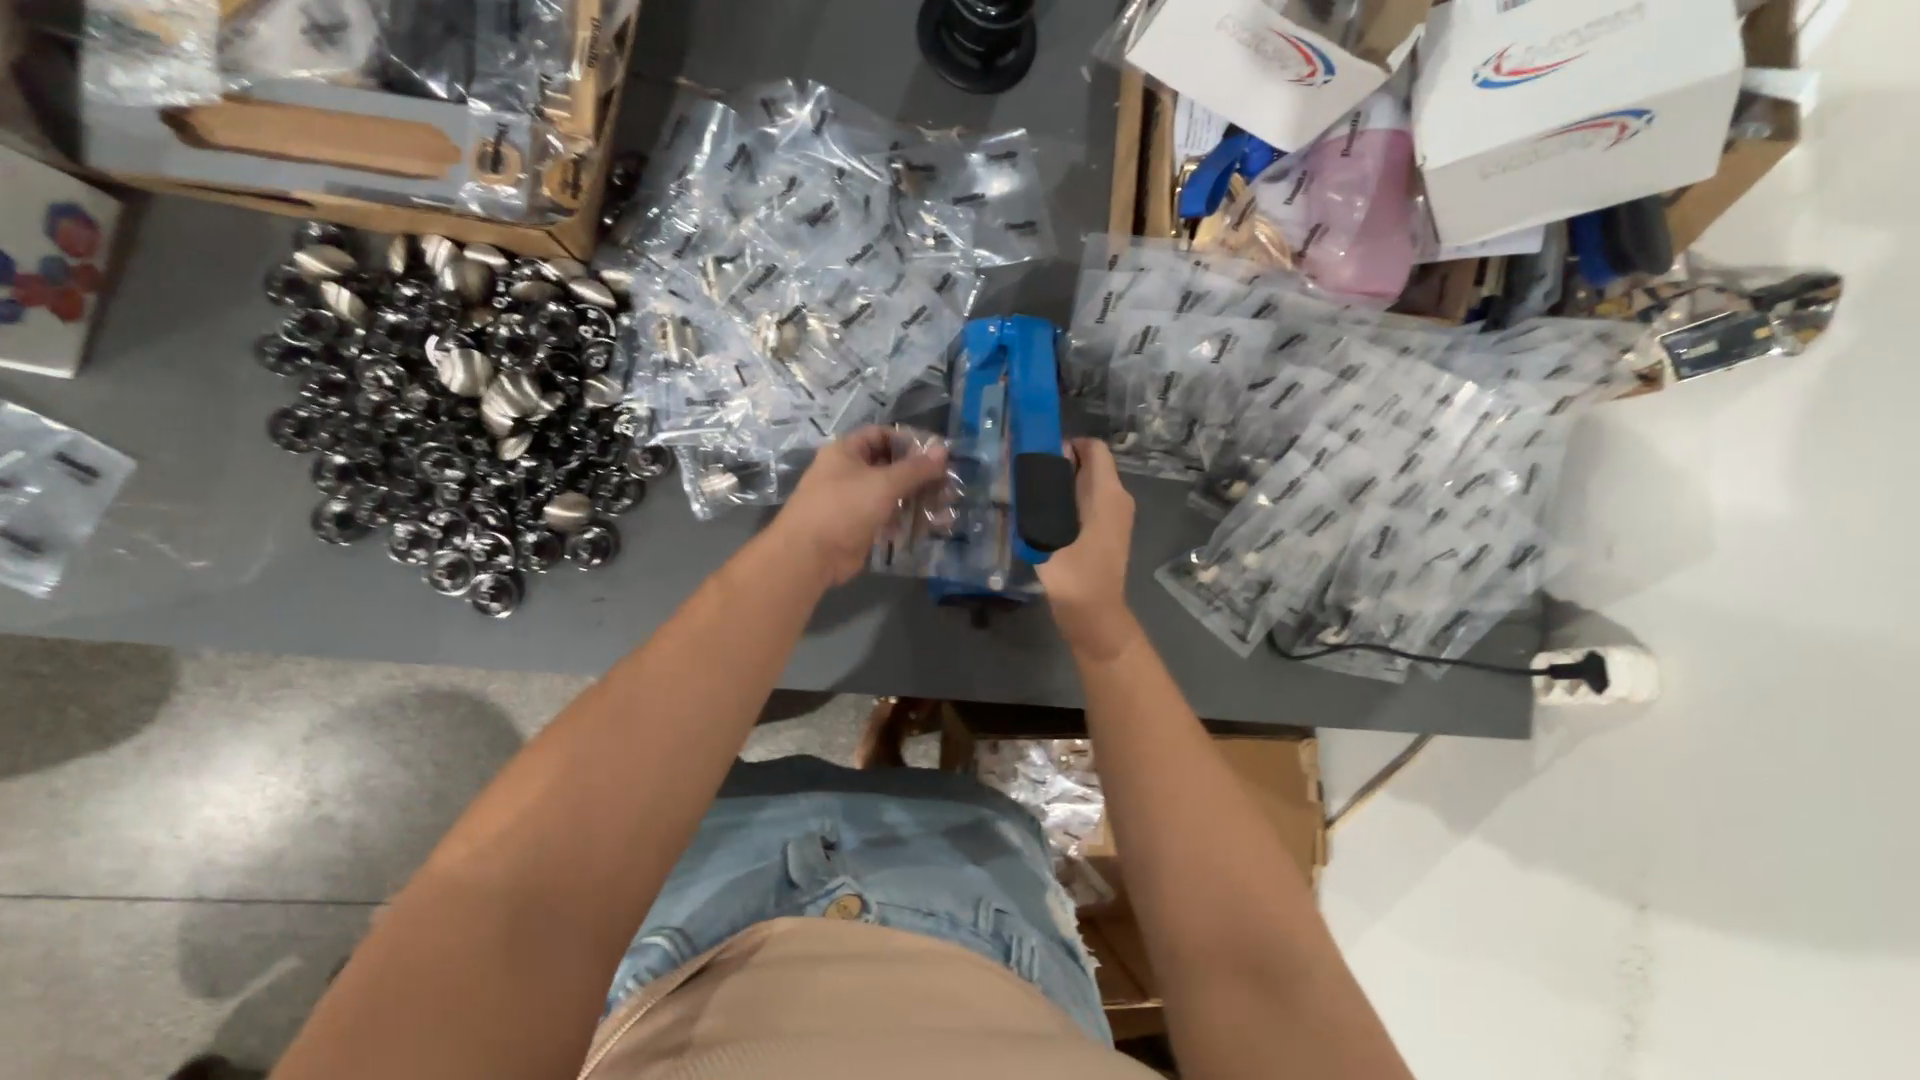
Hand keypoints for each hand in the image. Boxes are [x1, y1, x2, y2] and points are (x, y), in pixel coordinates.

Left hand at [773, 427, 949, 586]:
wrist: (810, 555)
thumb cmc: (844, 508)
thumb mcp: (883, 483)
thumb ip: (915, 468)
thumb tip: (944, 450)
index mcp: (846, 452)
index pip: (881, 435)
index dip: (909, 441)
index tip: (936, 452)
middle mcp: (849, 472)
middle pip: (890, 466)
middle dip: (920, 474)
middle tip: (949, 482)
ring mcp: (854, 501)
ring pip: (892, 493)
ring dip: (919, 498)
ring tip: (948, 504)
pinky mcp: (860, 526)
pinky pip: (889, 517)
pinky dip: (909, 519)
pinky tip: (933, 525)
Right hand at [1037, 439, 1140, 660]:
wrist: (1093, 614)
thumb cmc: (1072, 572)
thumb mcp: (1049, 529)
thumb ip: (1044, 493)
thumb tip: (1037, 467)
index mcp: (1108, 492)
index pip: (1094, 448)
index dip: (1068, 444)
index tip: (1039, 456)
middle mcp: (1119, 498)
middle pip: (1092, 465)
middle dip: (1062, 464)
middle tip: (1029, 476)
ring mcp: (1118, 516)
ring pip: (1090, 485)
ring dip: (1064, 485)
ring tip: (1033, 496)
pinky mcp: (1110, 532)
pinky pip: (1091, 503)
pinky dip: (1071, 502)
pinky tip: (1047, 518)